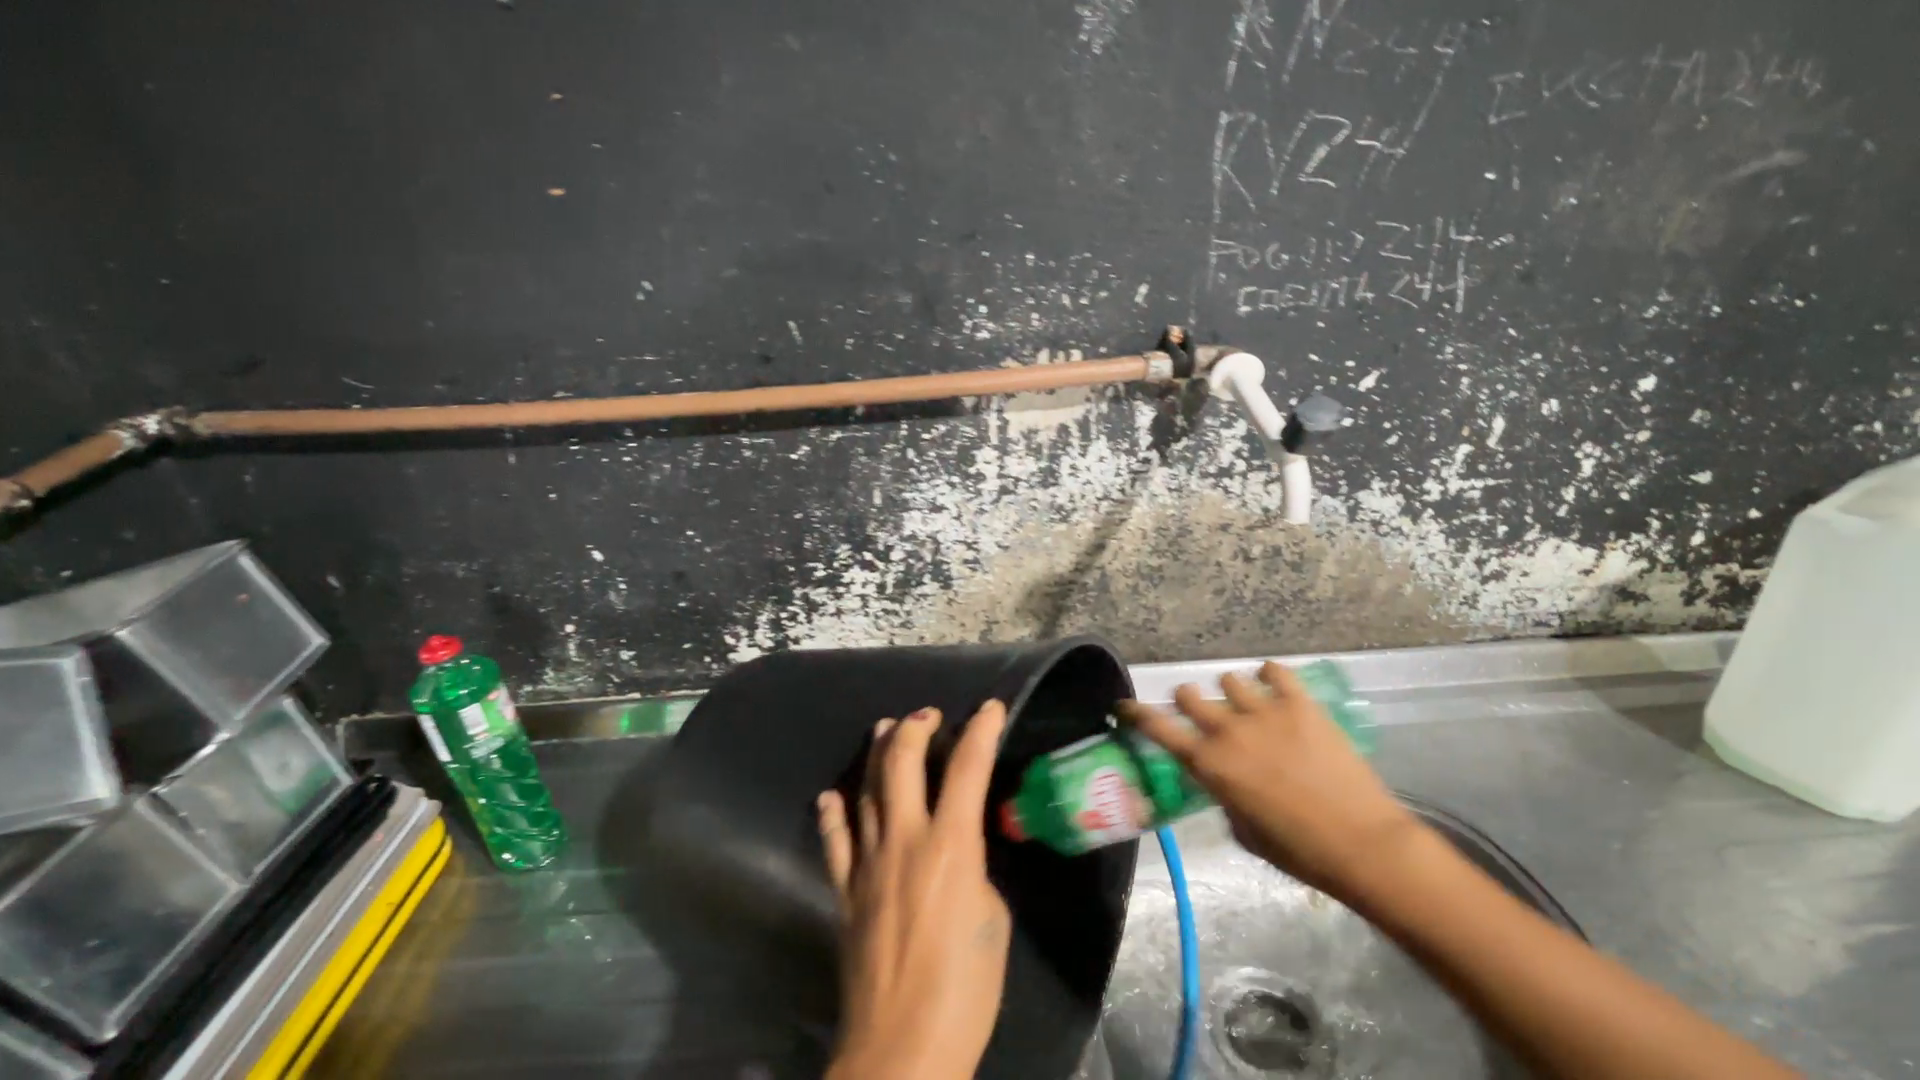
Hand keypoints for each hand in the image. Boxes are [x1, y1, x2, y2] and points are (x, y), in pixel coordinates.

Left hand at [818, 702, 1012, 1079]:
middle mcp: (904, 841)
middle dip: (915, 728)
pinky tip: (832, 795)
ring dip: (875, 755)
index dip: (981, 731)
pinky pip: (835, 840)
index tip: (990, 708)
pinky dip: (834, 812)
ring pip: (865, 790)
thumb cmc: (966, 986)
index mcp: (952, 846)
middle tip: (927, 714)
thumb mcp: (993, 919)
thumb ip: (975, 870)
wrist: (904, 1043)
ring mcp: (867, 863)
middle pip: (901, 763)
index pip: (968, 769)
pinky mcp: (844, 891)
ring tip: (883, 729)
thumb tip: (959, 853)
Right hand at [1116, 662, 1417, 899]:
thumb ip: (1223, 795)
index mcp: (1208, 765)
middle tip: (1203, 715)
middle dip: (1189, 703)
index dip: (1136, 713)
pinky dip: (1269, 676)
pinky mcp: (1302, 705)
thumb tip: (1224, 779)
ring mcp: (1266, 713)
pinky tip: (1275, 687)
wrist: (1360, 842)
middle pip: (1189, 694)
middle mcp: (1229, 731)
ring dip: (1231, 692)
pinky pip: (1275, 671)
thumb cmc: (1296, 850)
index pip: (1157, 728)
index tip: (1125, 705)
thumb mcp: (1242, 831)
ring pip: (1229, 680)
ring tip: (1247, 705)